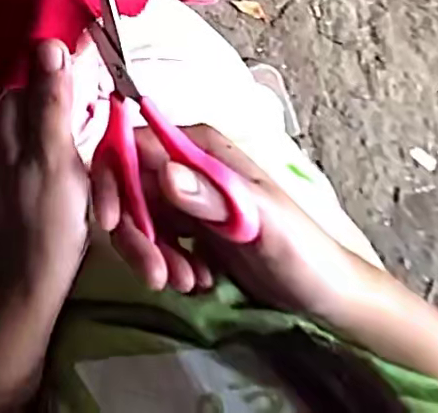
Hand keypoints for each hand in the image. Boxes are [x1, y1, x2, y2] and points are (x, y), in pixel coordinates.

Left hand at [0, 39, 90, 295]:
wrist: (44, 268)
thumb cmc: (47, 212)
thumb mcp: (52, 153)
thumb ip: (51, 101)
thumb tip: (50, 43)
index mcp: (12, 109)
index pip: (39, 57)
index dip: (69, 43)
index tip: (102, 36)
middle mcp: (18, 113)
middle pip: (53, 72)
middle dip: (82, 64)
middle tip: (114, 64)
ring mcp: (34, 130)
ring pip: (63, 92)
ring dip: (87, 85)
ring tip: (114, 81)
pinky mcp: (50, 146)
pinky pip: (71, 113)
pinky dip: (88, 108)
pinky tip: (105, 109)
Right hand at [96, 124, 366, 317]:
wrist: (326, 293)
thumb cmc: (301, 249)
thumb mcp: (262, 222)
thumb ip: (213, 195)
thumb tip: (164, 172)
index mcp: (198, 146)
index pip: (134, 144)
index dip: (113, 177)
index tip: (111, 222)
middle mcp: (186, 162)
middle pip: (129, 183)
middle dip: (134, 230)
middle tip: (157, 274)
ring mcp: (186, 194)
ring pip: (138, 214)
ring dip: (150, 252)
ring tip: (186, 282)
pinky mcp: (188, 225)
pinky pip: (154, 238)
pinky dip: (165, 261)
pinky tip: (197, 280)